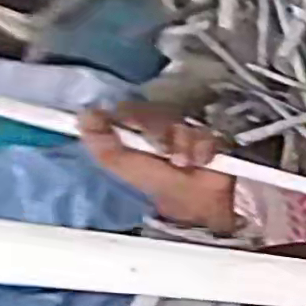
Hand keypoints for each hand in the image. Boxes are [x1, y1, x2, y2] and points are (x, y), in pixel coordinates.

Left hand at [78, 102, 236, 233]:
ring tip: (184, 164)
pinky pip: (208, 136)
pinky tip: (201, 162)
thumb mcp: (116, 161)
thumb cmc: (154, 180)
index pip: (131, 108)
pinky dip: (202, 150)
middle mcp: (164, 125)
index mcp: (138, 126)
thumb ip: (97, 137)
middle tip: (163, 152)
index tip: (131, 126)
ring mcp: (192, 131)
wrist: (191, 198)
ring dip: (182, 146)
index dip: (131, 114)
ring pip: (184, 125)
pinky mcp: (216, 140)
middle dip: (158, 133)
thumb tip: (88, 111)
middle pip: (159, 112)